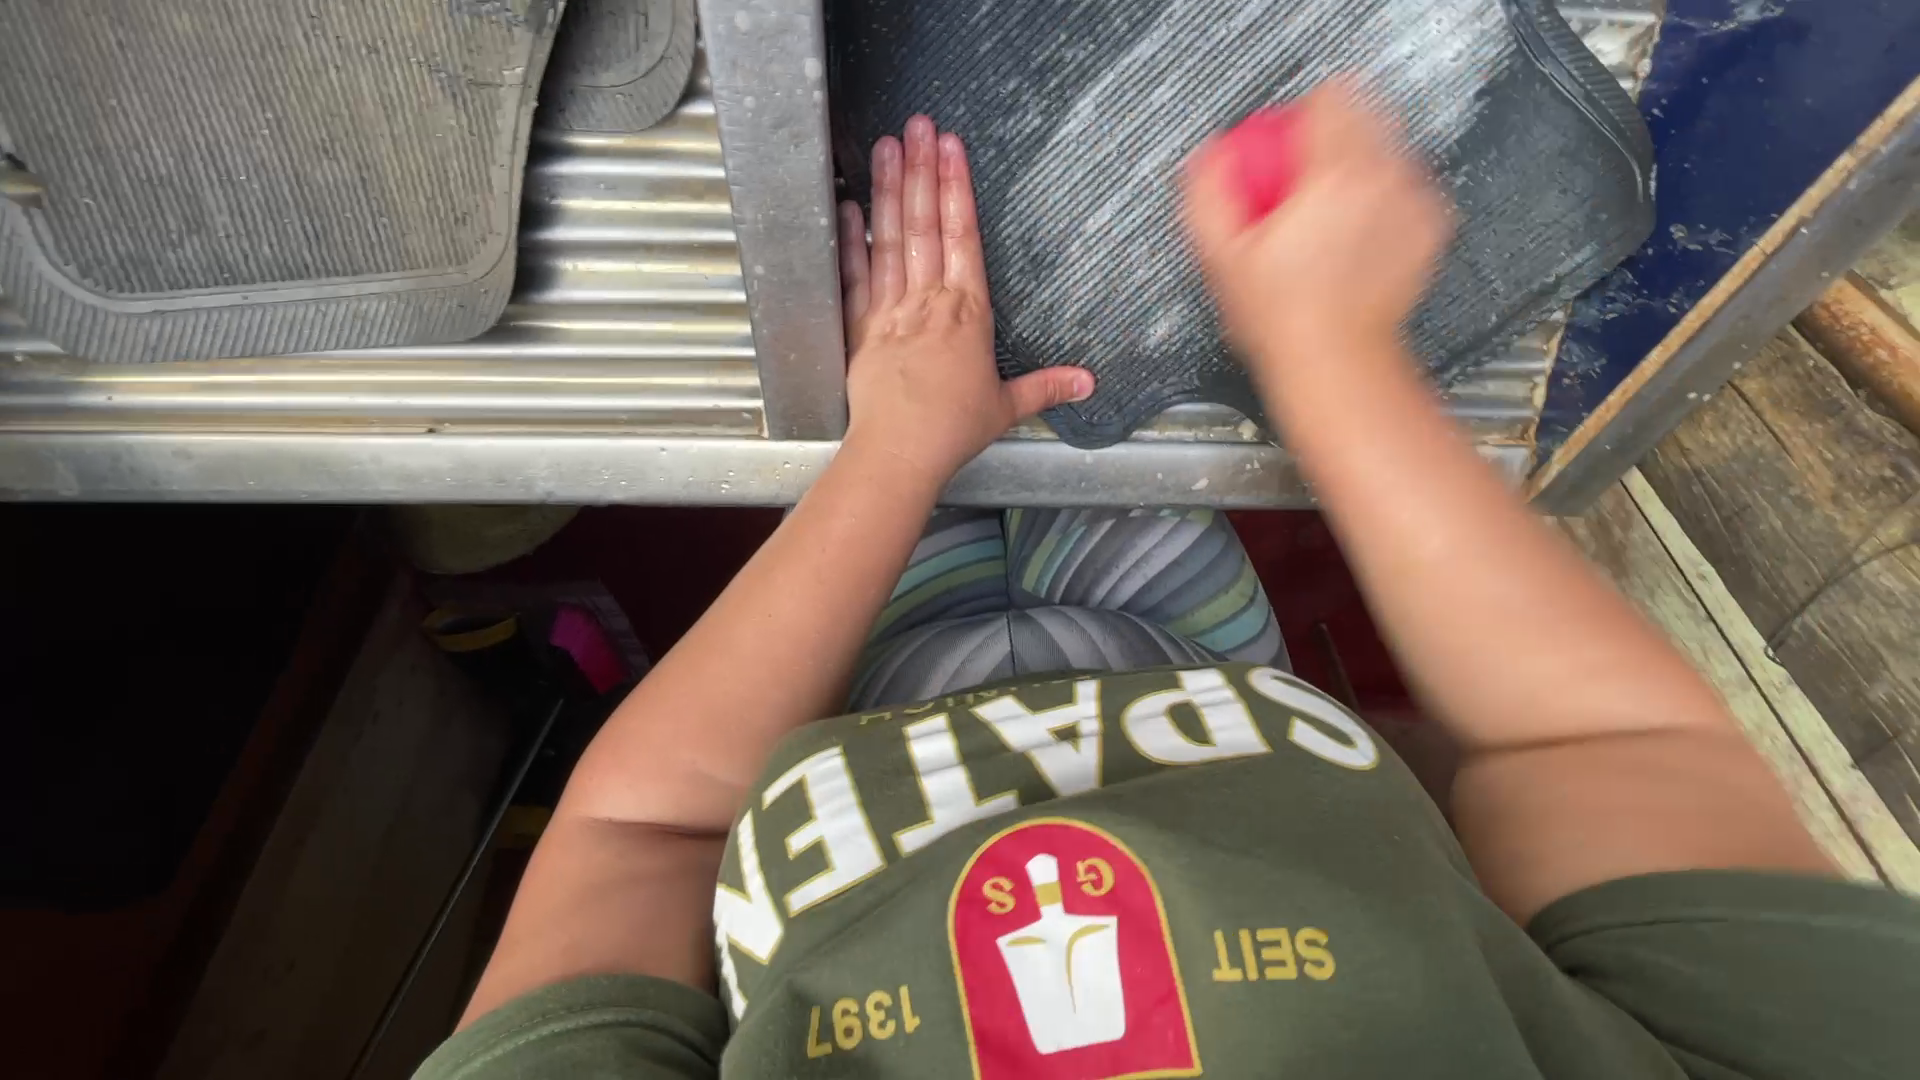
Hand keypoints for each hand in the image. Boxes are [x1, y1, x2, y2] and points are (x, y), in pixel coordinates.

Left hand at [838, 116, 1093, 486]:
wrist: (901, 450)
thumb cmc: (953, 430)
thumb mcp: (1007, 407)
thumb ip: (1046, 387)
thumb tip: (1088, 382)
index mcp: (968, 315)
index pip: (964, 239)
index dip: (958, 190)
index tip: (953, 149)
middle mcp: (929, 303)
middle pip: (925, 226)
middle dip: (923, 170)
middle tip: (919, 124)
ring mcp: (891, 312)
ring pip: (890, 241)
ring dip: (890, 190)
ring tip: (889, 146)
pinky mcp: (861, 329)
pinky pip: (855, 277)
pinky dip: (852, 242)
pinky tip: (851, 207)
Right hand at [1182, 79, 1452, 386]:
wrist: (1333, 361)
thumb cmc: (1280, 319)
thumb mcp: (1220, 258)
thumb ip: (1210, 195)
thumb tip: (1207, 158)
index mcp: (1333, 174)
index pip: (1327, 97)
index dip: (1295, 121)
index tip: (1280, 156)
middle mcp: (1383, 176)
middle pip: (1361, 115)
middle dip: (1326, 143)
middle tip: (1298, 192)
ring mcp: (1412, 199)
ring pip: (1384, 151)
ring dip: (1355, 171)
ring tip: (1325, 223)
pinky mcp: (1429, 225)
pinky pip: (1402, 189)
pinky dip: (1379, 202)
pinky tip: (1352, 241)